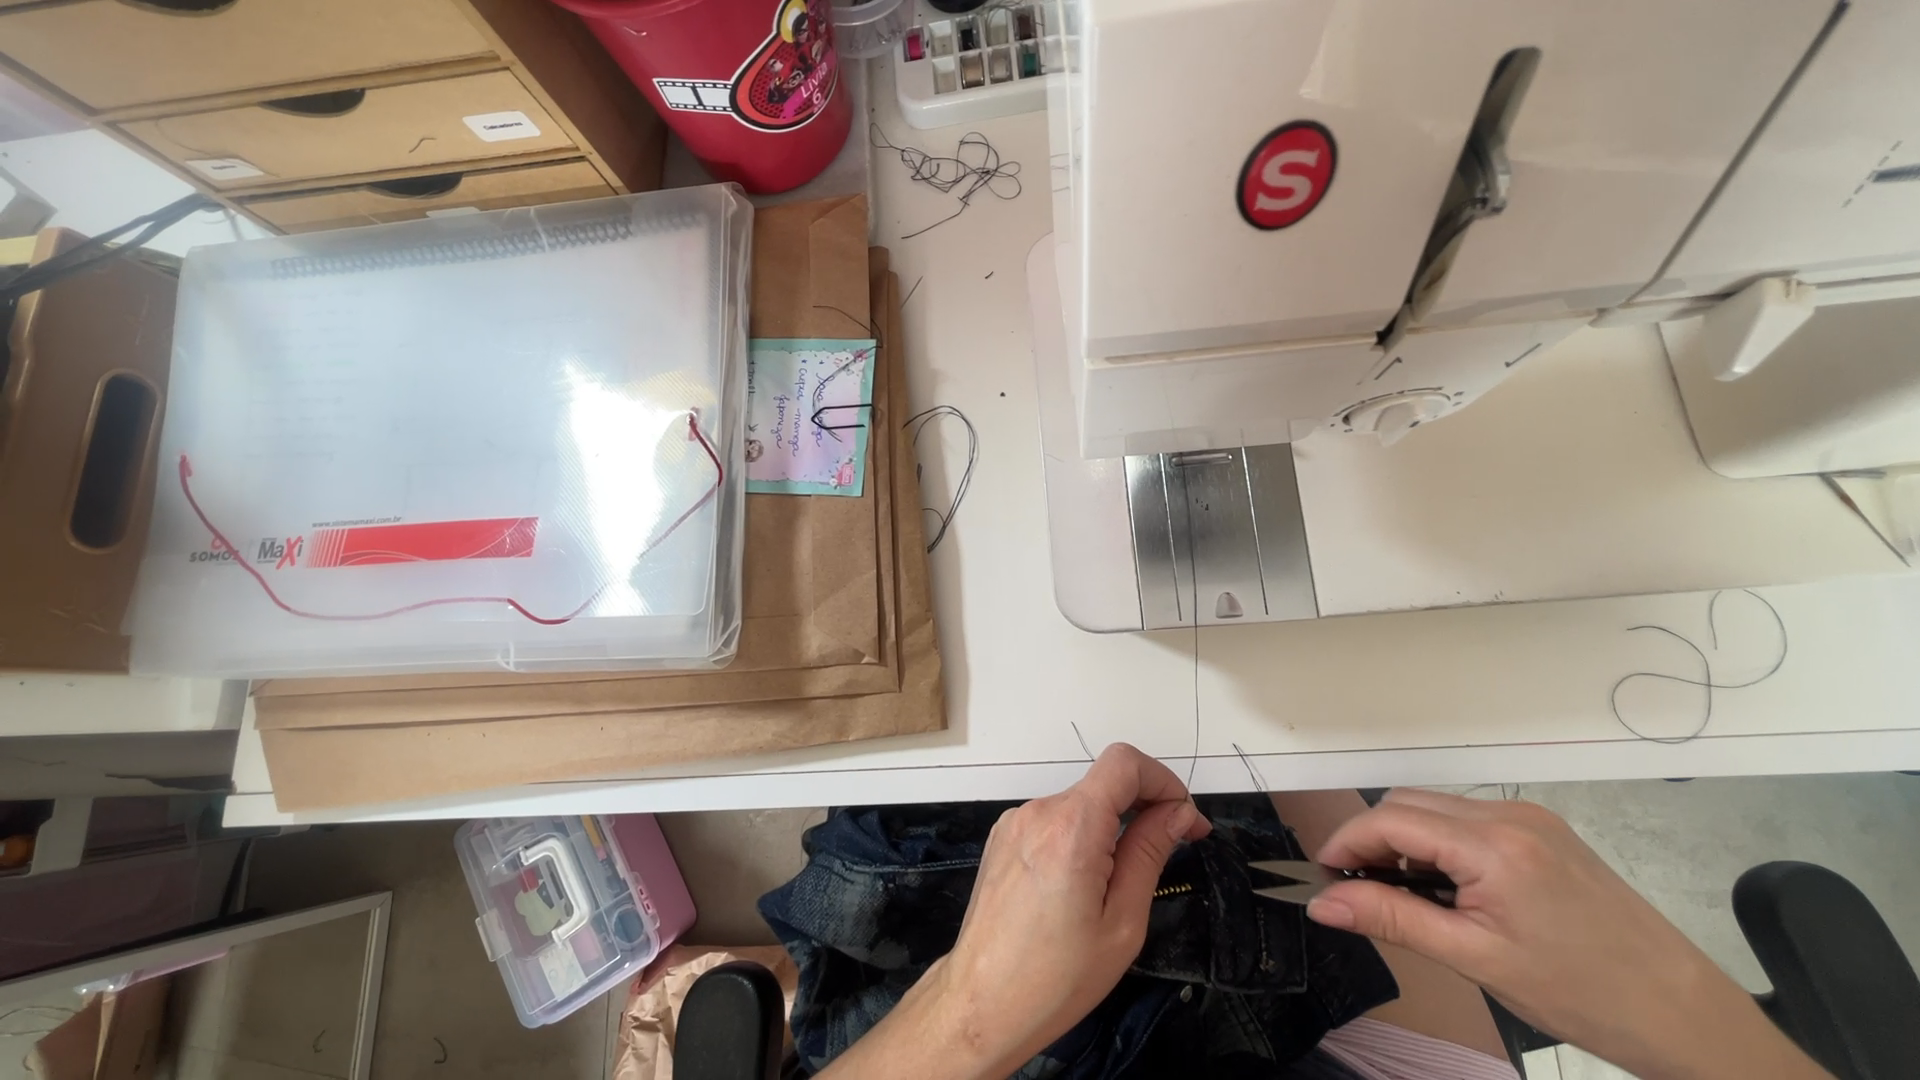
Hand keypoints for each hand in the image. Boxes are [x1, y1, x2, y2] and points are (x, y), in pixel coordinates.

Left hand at [817, 743, 1209, 1079]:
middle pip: (1102, 784)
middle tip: (1173, 849)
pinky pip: (1053, 821)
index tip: (1185, 821)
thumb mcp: (1123, 921)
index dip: (1163, 781)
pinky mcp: (1002, 838)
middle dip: (1143, 807)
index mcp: (1072, 827)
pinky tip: (1083, 883)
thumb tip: (1179, 812)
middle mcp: (1038, 811)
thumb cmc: (1059, 976)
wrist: (980, 1004)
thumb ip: (1149, 853)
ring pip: (1079, 804)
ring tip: (1123, 880)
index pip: (1124, 763)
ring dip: (1111, 825)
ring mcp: (1015, 822)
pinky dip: (1080, 836)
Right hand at [1307, 790, 1829, 1079]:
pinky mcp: (1544, 830)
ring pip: (1434, 807)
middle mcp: (1509, 815)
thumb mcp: (1476, 960)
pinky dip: (1438, 841)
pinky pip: (1467, 819)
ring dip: (1403, 839)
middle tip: (1359, 890)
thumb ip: (1392, 920)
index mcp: (1494, 845)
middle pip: (1407, 803)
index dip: (1345, 842)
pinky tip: (1446, 886)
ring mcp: (1530, 817)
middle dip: (1370, 839)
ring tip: (1402, 894)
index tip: (1322, 877)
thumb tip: (1321, 903)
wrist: (1687, 1014)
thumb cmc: (1580, 994)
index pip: (1390, 820)